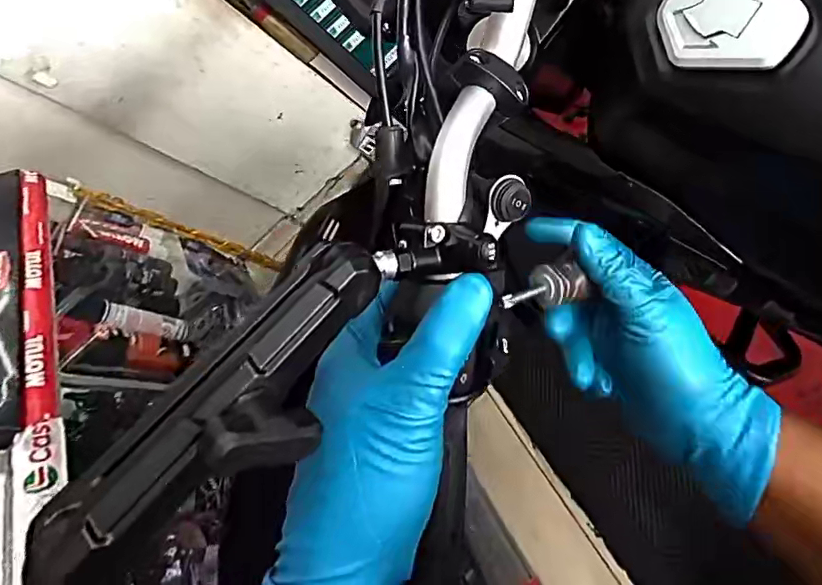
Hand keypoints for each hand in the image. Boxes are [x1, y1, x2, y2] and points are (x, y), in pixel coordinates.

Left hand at [268, 274, 493, 584]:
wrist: (355, 567)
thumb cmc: (358, 493)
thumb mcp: (412, 398)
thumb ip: (443, 339)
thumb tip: (471, 290)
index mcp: (346, 353)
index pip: (384, 288)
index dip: (422, 272)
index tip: (459, 266)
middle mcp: (355, 373)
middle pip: (404, 318)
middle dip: (441, 308)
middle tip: (475, 301)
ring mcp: (372, 402)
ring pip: (415, 352)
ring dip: (446, 342)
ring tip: (474, 334)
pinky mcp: (391, 429)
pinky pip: (422, 385)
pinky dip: (446, 376)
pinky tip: (463, 380)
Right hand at [525, 218, 779, 523]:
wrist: (696, 425)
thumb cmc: (687, 366)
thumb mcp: (645, 310)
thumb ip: (612, 271)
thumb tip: (584, 235)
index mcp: (631, 278)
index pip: (590, 242)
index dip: (560, 232)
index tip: (535, 231)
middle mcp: (618, 298)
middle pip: (568, 282)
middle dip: (559, 306)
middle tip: (565, 328)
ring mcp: (610, 327)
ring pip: (567, 318)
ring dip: (571, 345)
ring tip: (586, 364)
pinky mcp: (604, 355)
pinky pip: (573, 349)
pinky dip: (578, 365)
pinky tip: (598, 377)